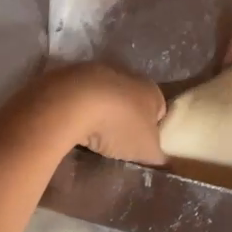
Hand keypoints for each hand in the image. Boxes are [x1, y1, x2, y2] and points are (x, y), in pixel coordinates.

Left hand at [26, 62, 166, 164]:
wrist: (71, 103)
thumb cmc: (118, 125)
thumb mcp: (146, 150)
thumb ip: (159, 156)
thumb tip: (162, 160)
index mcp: (150, 89)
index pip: (159, 110)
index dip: (153, 130)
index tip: (142, 147)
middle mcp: (127, 74)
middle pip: (130, 101)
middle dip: (124, 120)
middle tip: (117, 143)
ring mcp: (96, 71)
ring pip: (103, 97)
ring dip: (99, 113)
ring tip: (92, 136)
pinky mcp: (69, 76)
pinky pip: (78, 97)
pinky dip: (78, 109)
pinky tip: (73, 124)